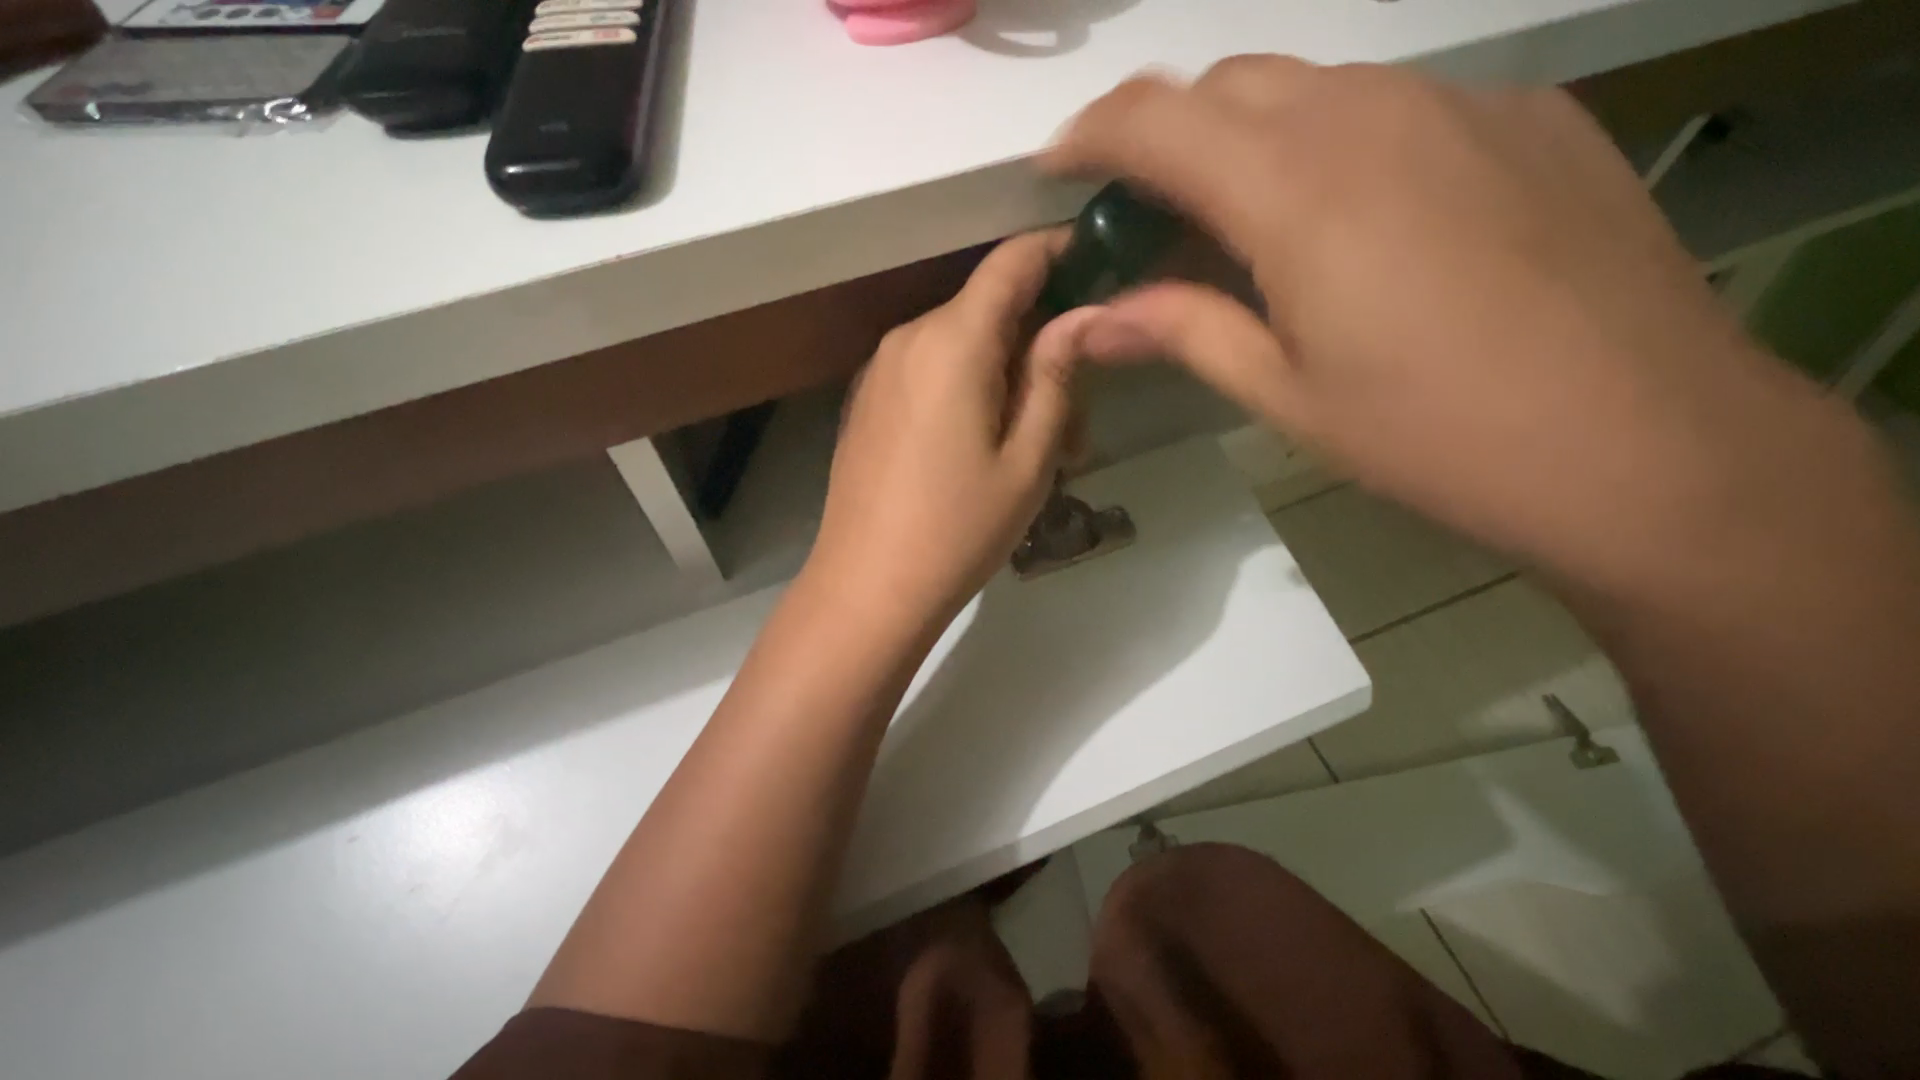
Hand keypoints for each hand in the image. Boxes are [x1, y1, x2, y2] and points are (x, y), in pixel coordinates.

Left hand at [804, 231, 1096, 626]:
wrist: (866, 589)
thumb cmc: (959, 530)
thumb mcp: (1028, 457)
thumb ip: (1056, 374)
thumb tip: (1086, 312)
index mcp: (952, 341)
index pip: (1012, 261)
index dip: (1060, 250)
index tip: (1104, 263)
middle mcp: (909, 337)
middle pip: (990, 309)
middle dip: (1042, 344)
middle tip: (1078, 421)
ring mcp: (881, 369)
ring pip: (963, 344)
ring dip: (1009, 376)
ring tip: (1038, 451)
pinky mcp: (869, 400)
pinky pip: (932, 371)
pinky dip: (971, 391)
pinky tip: (986, 451)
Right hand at [1047, 57, 1856, 589]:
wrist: (1647, 440)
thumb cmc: (1435, 434)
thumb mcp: (1287, 394)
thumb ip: (1182, 332)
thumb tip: (1087, 321)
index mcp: (1292, 187)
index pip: (1153, 119)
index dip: (1091, 137)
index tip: (1060, 172)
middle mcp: (1367, 113)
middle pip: (1229, 86)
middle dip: (1171, 137)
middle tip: (1159, 219)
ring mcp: (1458, 103)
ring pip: (1317, 88)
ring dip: (1258, 139)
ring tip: (1262, 226)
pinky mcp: (1528, 116)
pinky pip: (1402, 105)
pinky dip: (1348, 144)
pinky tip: (1373, 222)